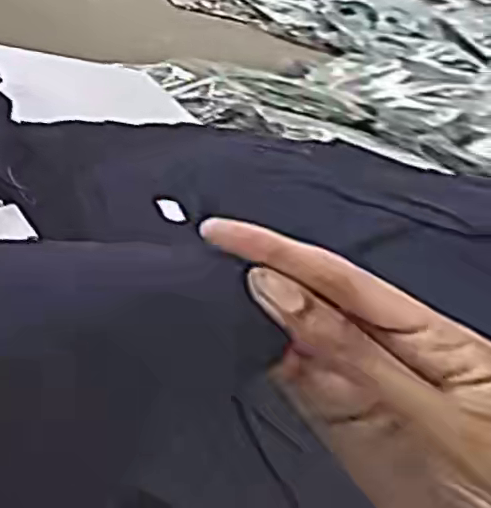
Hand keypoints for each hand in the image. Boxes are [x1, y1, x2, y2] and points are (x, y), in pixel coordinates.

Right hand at [203, 218, 490, 507]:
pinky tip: (225, 334)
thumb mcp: (442, 420)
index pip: (343, 280)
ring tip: (208, 294)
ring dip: (244, 309)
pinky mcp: (320, 399)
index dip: (278, 250)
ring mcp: (351, 374)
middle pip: (306, 295)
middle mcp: (386, 349)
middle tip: (209, 262)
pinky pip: (270, 360)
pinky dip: (241, 344)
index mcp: (434, 341)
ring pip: (280, 325)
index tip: (220, 232)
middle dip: (256, 272)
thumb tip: (270, 286)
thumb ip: (354, 351)